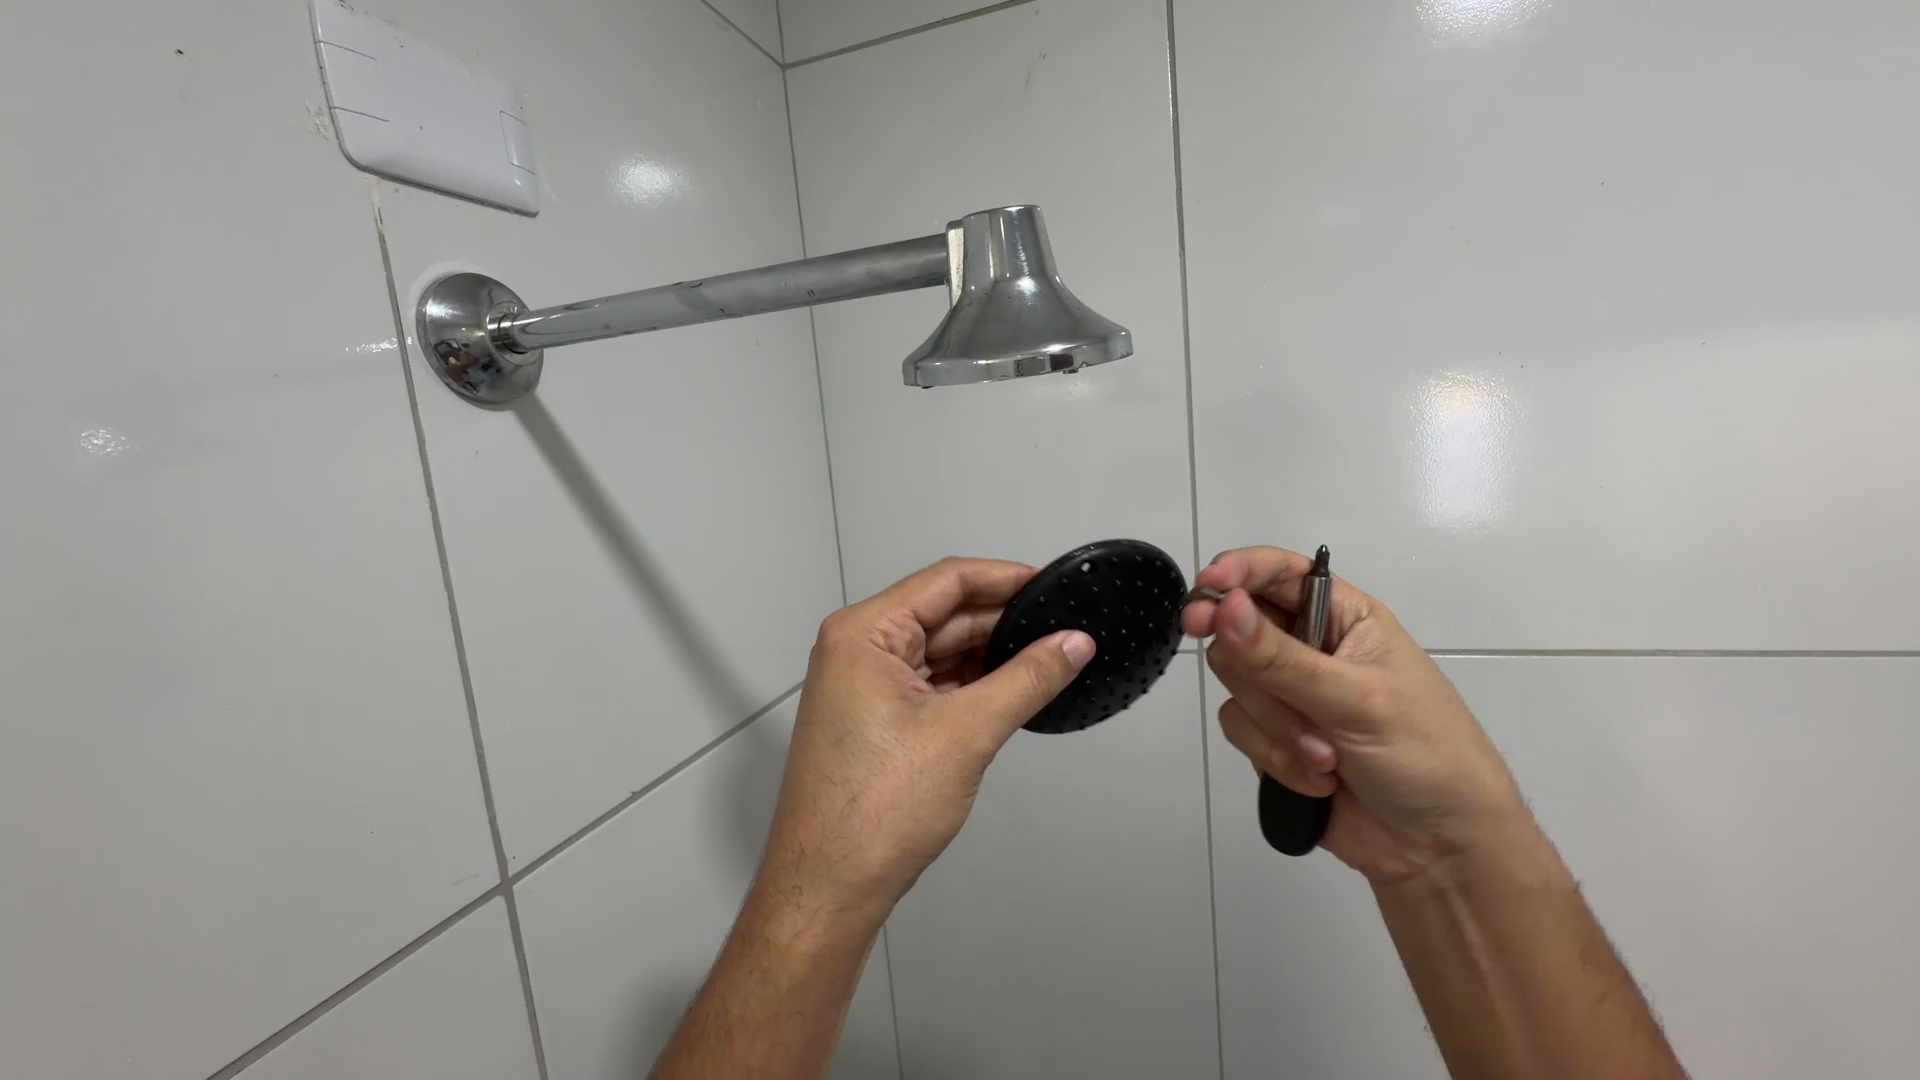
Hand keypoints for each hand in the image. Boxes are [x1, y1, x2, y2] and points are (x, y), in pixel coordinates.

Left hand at [758, 558, 1096, 921]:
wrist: (830, 889)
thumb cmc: (875, 811)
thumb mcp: (965, 733)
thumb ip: (1026, 679)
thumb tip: (1073, 644)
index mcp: (863, 634)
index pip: (945, 581)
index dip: (1004, 578)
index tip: (1051, 585)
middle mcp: (858, 651)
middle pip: (943, 614)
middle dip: (1003, 620)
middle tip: (1062, 627)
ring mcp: (865, 686)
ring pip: (940, 651)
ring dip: (990, 654)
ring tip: (1047, 656)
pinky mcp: (877, 719)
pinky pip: (933, 683)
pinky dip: (972, 684)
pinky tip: (1011, 688)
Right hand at [1185, 547, 1531, 885]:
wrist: (1438, 851)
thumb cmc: (1425, 755)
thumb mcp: (1358, 701)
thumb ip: (1282, 659)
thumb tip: (1222, 606)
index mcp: (1344, 618)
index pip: (1280, 573)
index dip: (1240, 569)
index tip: (1208, 584)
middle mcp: (1310, 647)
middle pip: (1240, 628)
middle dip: (1251, 664)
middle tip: (1245, 672)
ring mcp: (1288, 693)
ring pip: (1236, 682)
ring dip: (1276, 725)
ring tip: (1327, 757)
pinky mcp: (1272, 737)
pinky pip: (1239, 728)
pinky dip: (1274, 757)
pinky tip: (1319, 780)